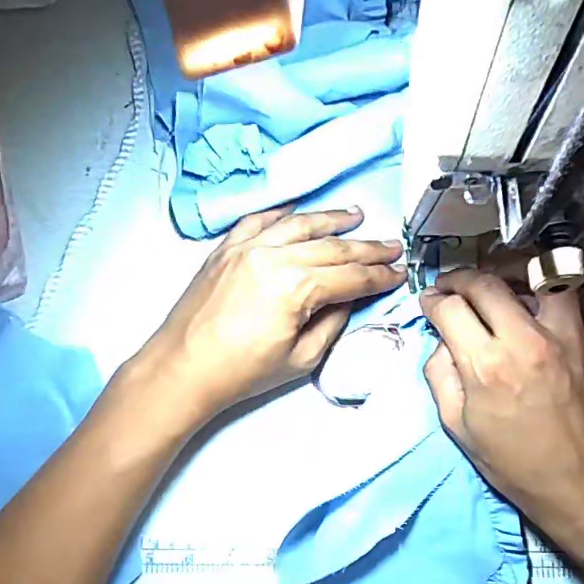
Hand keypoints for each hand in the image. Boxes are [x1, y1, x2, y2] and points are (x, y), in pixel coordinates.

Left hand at [133, 206, 403, 419]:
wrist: (183, 367)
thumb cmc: (244, 372)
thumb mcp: (301, 358)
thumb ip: (332, 322)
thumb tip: (349, 299)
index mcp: (296, 287)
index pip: (351, 277)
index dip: (380, 276)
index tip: (400, 274)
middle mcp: (274, 256)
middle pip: (332, 248)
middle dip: (367, 248)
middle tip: (392, 246)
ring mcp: (247, 247)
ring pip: (299, 225)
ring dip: (332, 220)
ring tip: (357, 216)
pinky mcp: (226, 247)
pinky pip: (260, 221)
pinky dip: (284, 214)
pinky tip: (300, 211)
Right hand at [419, 269, 583, 534]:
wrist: (576, 482)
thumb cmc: (512, 462)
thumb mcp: (458, 428)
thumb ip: (441, 376)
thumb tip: (443, 340)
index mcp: (487, 365)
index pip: (450, 308)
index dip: (432, 300)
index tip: (431, 302)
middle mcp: (528, 340)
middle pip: (487, 282)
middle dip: (461, 278)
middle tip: (456, 287)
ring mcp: (572, 337)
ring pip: (546, 271)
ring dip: (519, 266)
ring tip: (508, 277)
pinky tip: (567, 282)